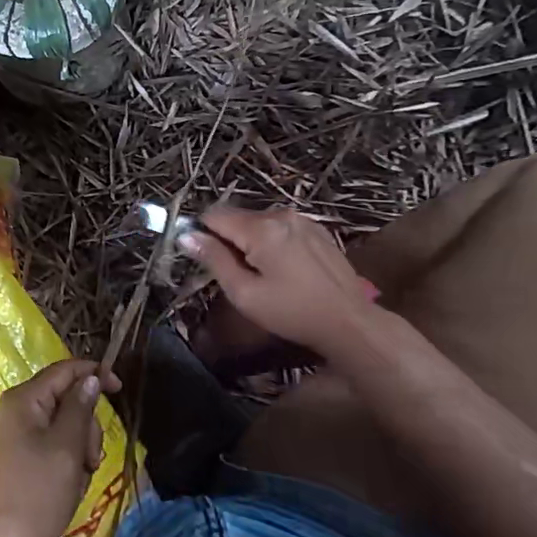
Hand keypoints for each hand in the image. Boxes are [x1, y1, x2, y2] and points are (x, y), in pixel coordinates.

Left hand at [0, 360, 119, 536]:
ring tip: (79, 477)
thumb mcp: (66, 447)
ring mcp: (18, 433)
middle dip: (87, 424)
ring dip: (81, 447)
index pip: (65, 370)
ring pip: (65, 424)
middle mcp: (18, 409)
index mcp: (24, 398)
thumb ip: (80, 407)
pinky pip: (55, 445)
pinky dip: (69, 461)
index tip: (121, 390)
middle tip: (90, 458)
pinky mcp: (21, 456)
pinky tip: (70, 485)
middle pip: (67, 398)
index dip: (94, 374)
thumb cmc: (36, 493)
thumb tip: (90, 378)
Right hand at [181, 205, 384, 352]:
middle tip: (237, 276)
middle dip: (228, 241)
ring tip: (263, 275)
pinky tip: (284, 270)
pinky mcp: (317, 229)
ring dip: (251, 242)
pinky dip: (273, 242)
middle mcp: (281, 214)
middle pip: (237, 218)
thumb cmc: (292, 312)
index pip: (214, 215)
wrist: (350, 322)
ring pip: (259, 222)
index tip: (205, 260)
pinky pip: (281, 228)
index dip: (203, 234)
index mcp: (260, 228)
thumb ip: (214, 260)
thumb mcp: (245, 293)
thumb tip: (186, 236)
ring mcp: (302, 220)